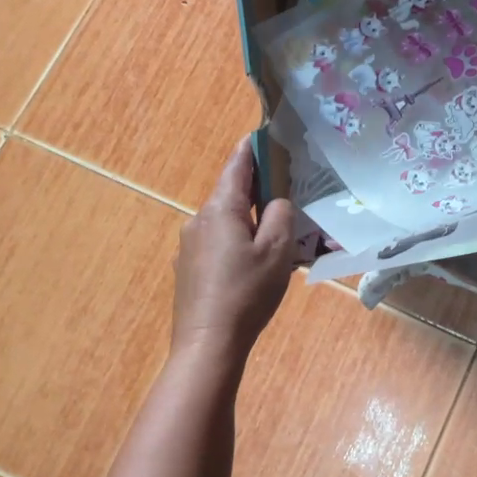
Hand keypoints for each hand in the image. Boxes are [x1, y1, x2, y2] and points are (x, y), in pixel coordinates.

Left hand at [171, 135, 297, 362]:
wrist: (207, 345)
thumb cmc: (247, 291)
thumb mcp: (277, 249)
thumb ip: (280, 214)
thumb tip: (277, 200)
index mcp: (220, 210)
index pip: (236, 166)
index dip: (252, 147)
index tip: (267, 132)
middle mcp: (198, 222)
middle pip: (230, 192)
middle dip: (257, 185)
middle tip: (287, 182)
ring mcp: (189, 247)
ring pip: (225, 219)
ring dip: (249, 216)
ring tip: (277, 226)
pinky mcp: (188, 269)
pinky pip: (218, 241)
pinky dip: (238, 238)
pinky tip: (256, 258)